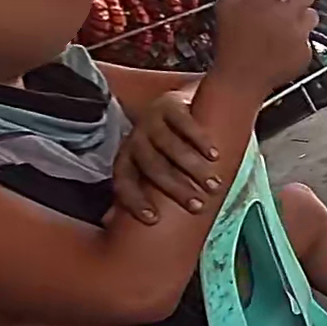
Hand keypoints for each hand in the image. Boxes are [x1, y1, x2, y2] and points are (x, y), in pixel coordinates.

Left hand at [113, 90, 220, 222]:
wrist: (180, 101)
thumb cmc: (168, 142)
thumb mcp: (151, 163)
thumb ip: (140, 188)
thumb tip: (111, 224)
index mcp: (127, 157)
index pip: (124, 181)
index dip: (134, 200)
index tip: (154, 219)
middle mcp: (136, 139)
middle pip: (152, 166)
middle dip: (176, 188)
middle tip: (199, 205)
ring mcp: (152, 120)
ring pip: (170, 147)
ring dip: (193, 168)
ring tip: (213, 184)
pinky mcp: (171, 105)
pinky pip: (184, 124)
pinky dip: (200, 140)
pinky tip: (215, 155)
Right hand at [210, 0, 316, 95]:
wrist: (242, 77)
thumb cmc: (231, 44)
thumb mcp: (226, 8)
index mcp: (263, 0)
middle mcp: (285, 14)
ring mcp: (299, 33)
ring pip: (312, 14)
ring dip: (302, 15)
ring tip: (287, 23)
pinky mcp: (306, 50)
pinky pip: (309, 37)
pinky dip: (300, 38)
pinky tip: (285, 43)